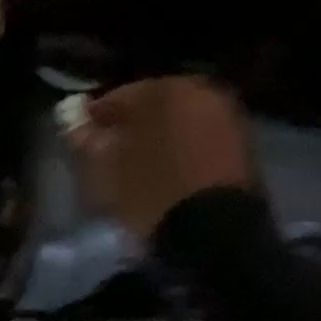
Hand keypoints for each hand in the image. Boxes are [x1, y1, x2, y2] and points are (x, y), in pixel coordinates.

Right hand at [72, 77, 255, 239]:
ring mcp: (229, 119)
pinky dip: (185, 152)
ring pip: (181, 124)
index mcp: (166, 88)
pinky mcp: (245, 148)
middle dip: (133, 126)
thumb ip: (86, 138)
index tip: (81, 137)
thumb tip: (75, 120)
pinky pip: (202, 143)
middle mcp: (202, 92)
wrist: (216, 233)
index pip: (119, 97)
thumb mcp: (105, 169)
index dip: (97, 117)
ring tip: (141, 168)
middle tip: (112, 152)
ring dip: (162, 139)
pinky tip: (171, 175)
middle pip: (155, 107)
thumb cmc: (152, 193)